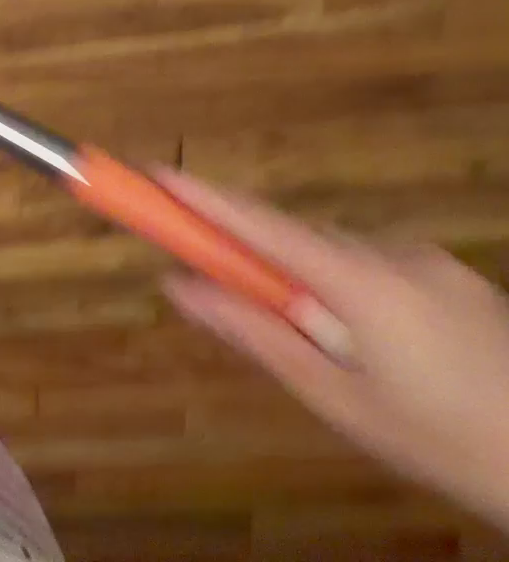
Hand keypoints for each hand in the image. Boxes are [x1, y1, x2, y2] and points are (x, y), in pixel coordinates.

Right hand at [156, 170, 508, 529]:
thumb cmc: (447, 442)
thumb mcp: (335, 397)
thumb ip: (255, 333)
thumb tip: (178, 288)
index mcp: (363, 283)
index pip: (259, 226)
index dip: (199, 197)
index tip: (149, 172)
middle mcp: (401, 259)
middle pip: (297, 238)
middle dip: (254, 256)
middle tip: (223, 292)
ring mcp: (441, 271)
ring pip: (338, 256)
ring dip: (304, 280)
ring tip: (318, 345)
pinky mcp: (466, 288)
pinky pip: (378, 270)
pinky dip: (346, 290)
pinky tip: (367, 344)